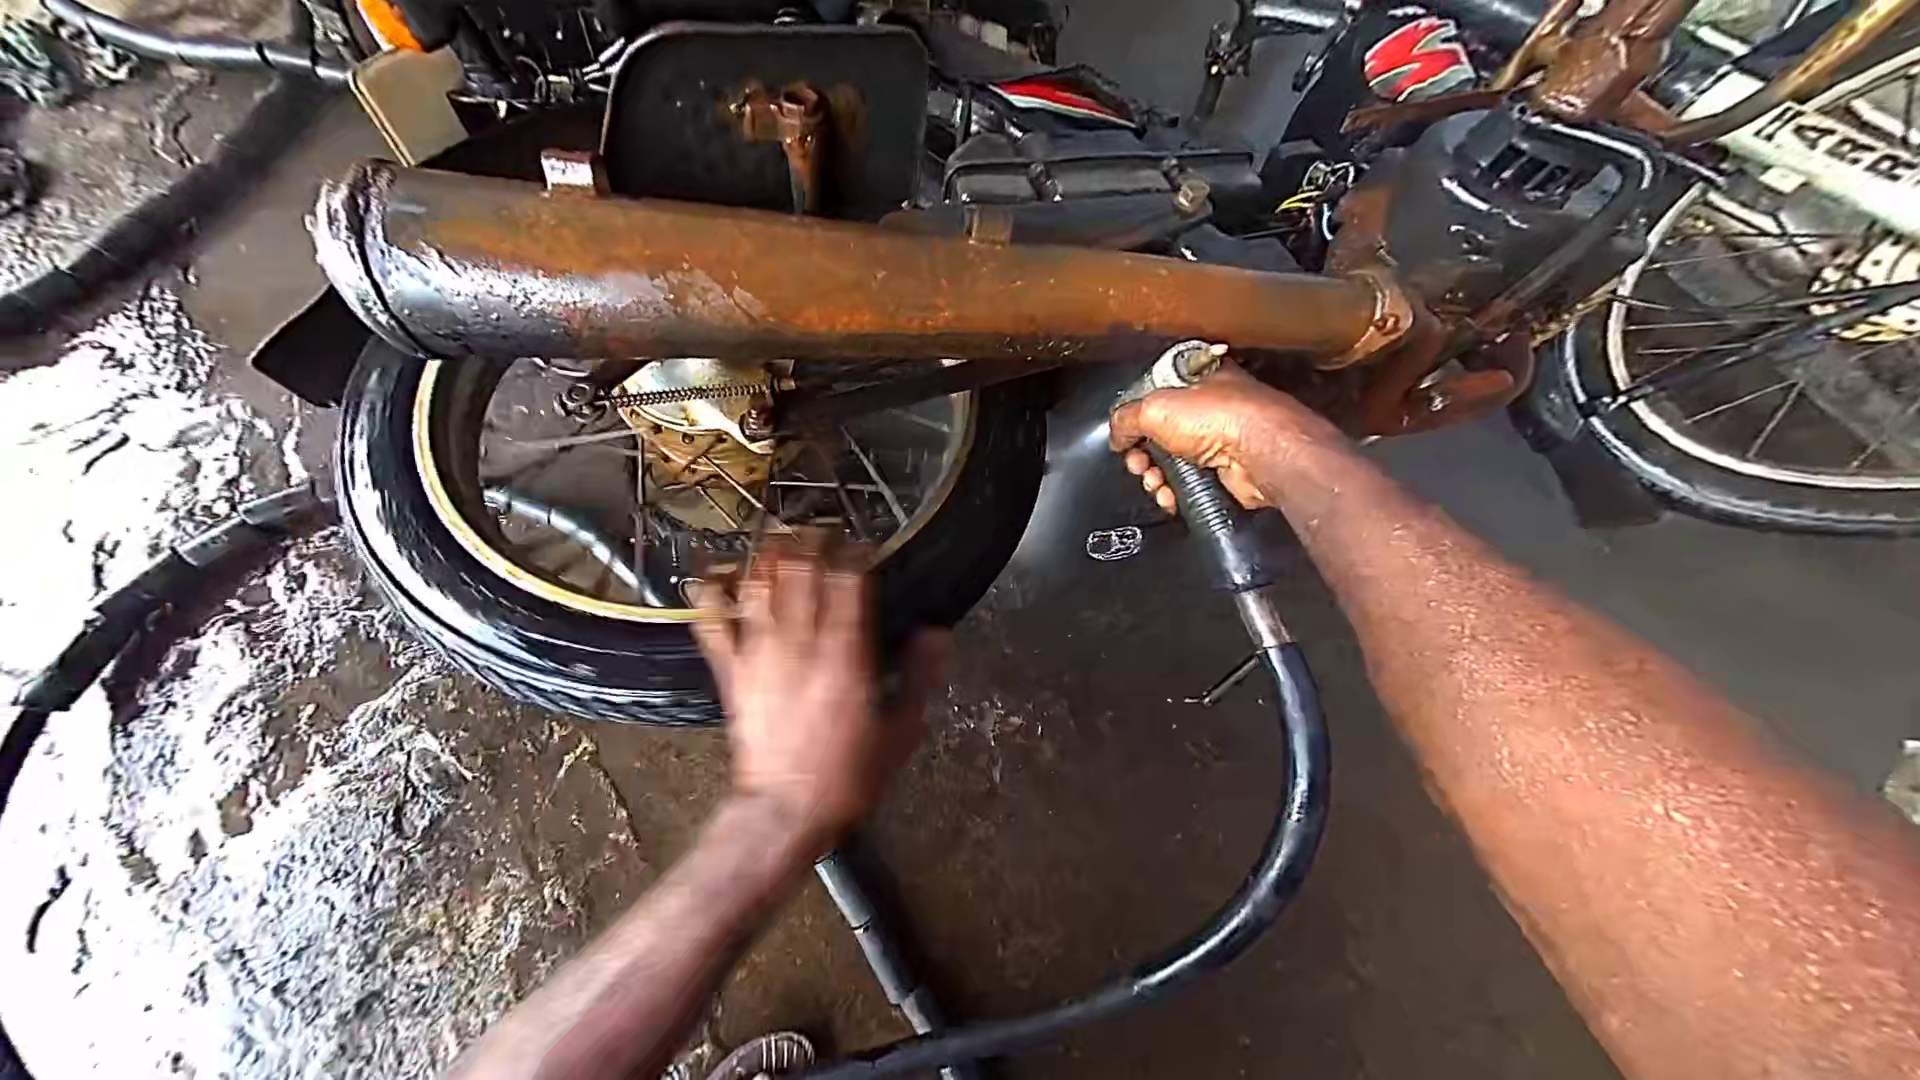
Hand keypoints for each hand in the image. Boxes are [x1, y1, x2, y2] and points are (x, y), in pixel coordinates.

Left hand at [691, 549, 948, 847]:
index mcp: (845, 656)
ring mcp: (761, 656)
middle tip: (822, 532)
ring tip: (779, 536)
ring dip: (769, 555)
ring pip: (759, 587)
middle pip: (800, 572)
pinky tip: (715, 575)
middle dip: (811, 542)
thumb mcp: (900, 730)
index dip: (855, 554)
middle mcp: (801, 645)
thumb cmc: (847, 774)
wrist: (784, 810)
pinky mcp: (733, 673)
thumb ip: (919, 676)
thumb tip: (937, 634)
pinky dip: (711, 595)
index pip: (849, 583)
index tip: (863, 545)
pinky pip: (714, 625)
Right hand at [1108, 363, 1332, 513]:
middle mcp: (1209, 408)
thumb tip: (1116, 435)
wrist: (1261, 454)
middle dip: (1141, 455)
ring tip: (1156, 482)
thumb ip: (1125, 418)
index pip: (1153, 396)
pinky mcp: (1223, 471)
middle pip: (1157, 435)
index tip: (1126, 433)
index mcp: (1195, 379)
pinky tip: (1170, 495)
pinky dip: (1173, 493)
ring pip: (1170, 463)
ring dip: (1155, 477)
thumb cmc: (1222, 418)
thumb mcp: (1154, 407)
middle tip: (1139, 463)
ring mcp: (1217, 441)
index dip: (1135, 417)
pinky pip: (1186, 484)